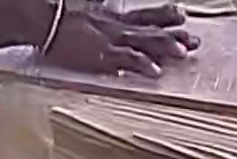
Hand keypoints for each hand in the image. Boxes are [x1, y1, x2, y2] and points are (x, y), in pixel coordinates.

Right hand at [44, 1, 197, 76]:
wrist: (41, 18)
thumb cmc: (57, 16)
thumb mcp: (83, 7)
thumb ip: (96, 3)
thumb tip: (102, 0)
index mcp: (111, 18)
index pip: (143, 16)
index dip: (164, 15)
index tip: (181, 14)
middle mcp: (115, 27)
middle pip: (150, 29)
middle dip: (174, 35)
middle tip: (194, 41)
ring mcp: (109, 41)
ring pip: (144, 42)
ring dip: (164, 47)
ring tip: (183, 53)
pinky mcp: (101, 55)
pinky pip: (126, 60)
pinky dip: (141, 65)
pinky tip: (154, 72)